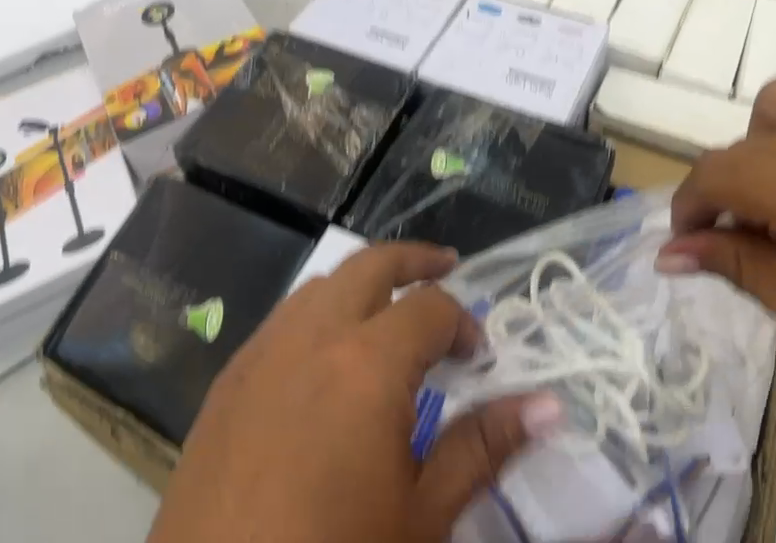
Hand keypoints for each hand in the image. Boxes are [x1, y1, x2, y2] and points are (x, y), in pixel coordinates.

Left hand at [149, 244, 562, 542]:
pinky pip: (281, 320)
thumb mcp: (422, 515)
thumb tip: (548, 405)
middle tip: (445, 267)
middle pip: (367, 267)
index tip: (480, 358)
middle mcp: (310, 337)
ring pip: (319, 286)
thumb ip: (481, 447)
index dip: (463, 322)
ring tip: (388, 311)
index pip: (428, 308)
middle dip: (412, 260)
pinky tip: (326, 359)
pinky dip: (316, 313)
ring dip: (360, 283)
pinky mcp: (227, 380)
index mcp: (366, 364)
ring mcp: (260, 353)